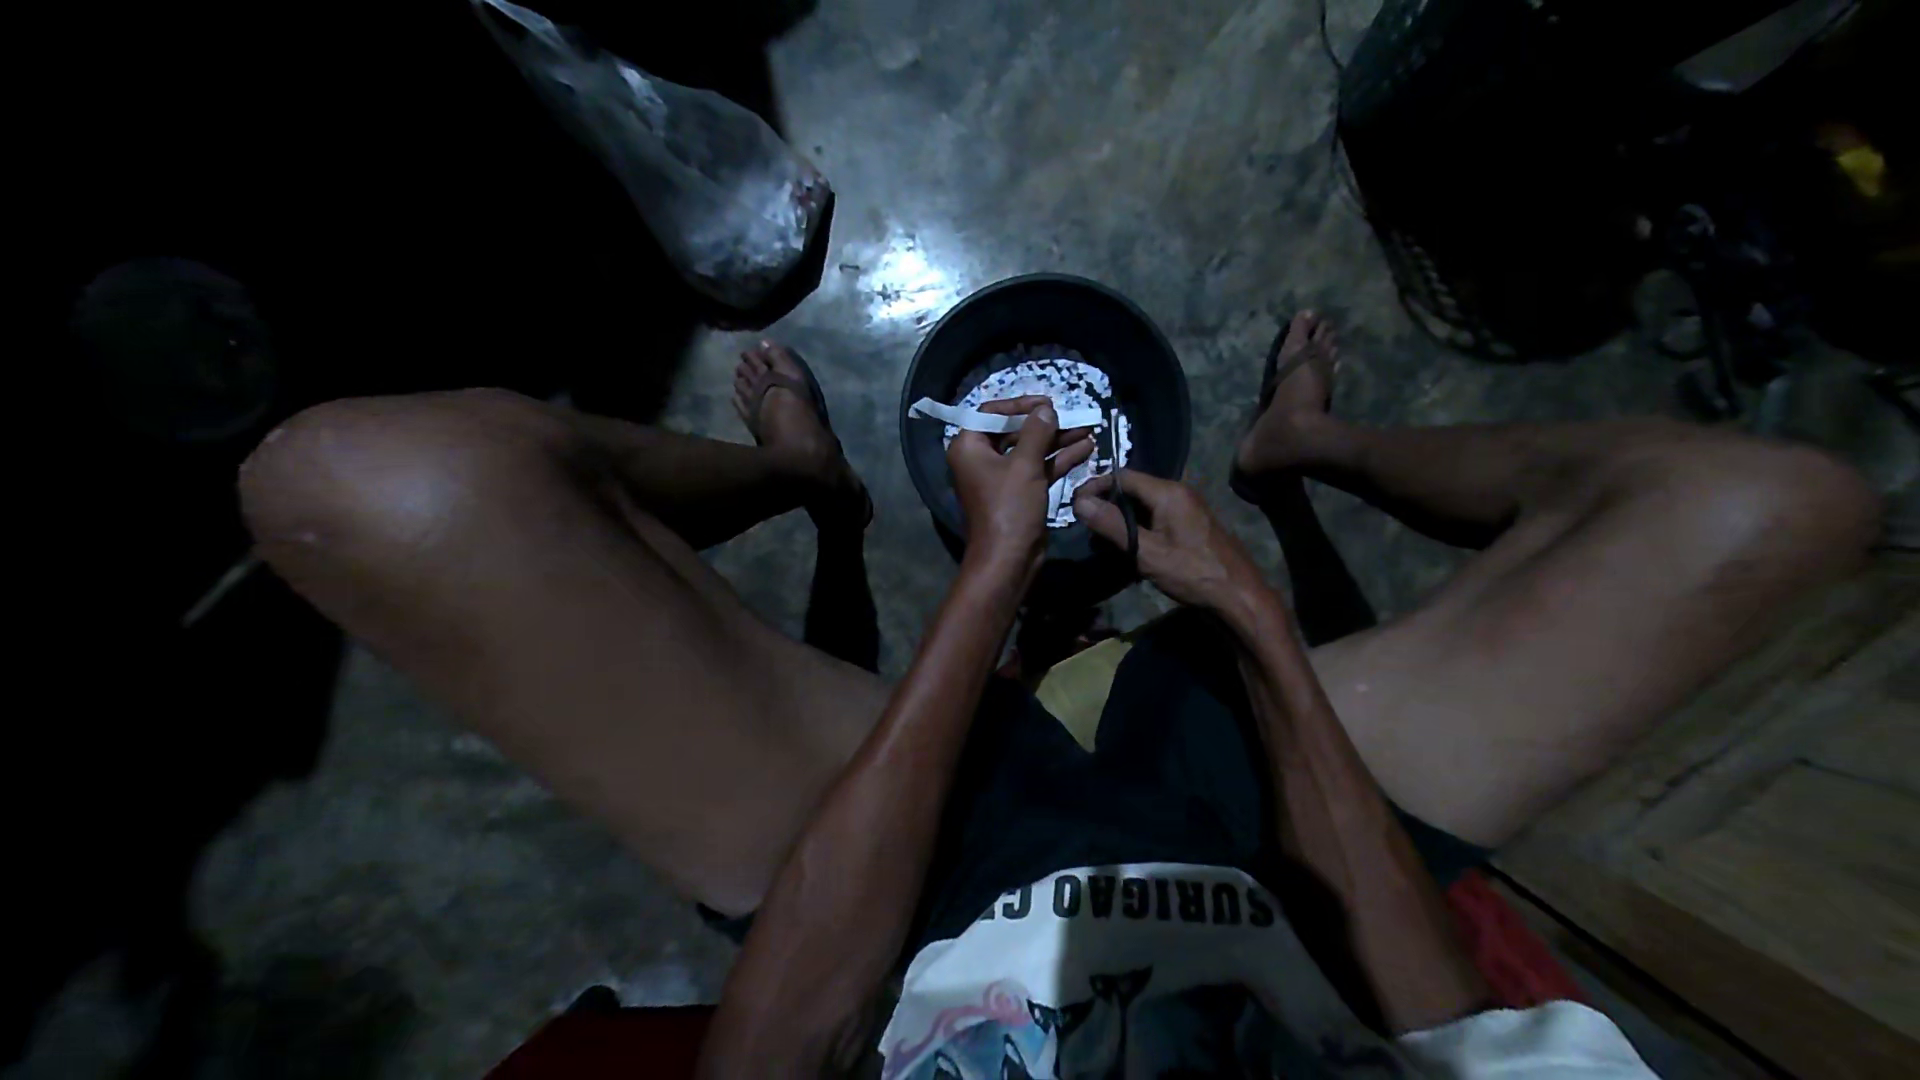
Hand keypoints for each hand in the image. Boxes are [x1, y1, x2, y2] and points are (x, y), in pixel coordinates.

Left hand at [948, 397, 1093, 575]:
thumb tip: (1046, 409)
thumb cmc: (1009, 507)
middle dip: (1047, 425)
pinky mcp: (1019, 493)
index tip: (1047, 403)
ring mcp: (1001, 478)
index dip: (1019, 405)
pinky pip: (1038, 469)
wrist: (1008, 558)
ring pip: (1031, 451)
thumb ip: (1037, 432)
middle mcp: (981, 459)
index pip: (991, 413)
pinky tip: (1086, 449)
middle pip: (1015, 432)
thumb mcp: (1024, 465)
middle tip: (1075, 415)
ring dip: (1058, 441)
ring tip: (1089, 429)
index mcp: (969, 447)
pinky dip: (1058, 460)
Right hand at [1073, 470, 1264, 612]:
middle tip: (1085, 525)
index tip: (1075, 505)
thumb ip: (1112, 525)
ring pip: (1144, 505)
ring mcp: (1186, 510)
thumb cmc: (1192, 572)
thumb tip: (1079, 501)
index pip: (1123, 476)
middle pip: (1133, 489)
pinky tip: (1127, 548)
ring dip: (1122, 519)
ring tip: (1101, 540)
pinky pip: (1156, 518)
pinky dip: (1138, 528)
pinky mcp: (1189, 527)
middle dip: (1107, 504)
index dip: (1096, 486)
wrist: (1238, 597)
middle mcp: (1178, 493)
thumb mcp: (1146, 551)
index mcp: (1168, 492)